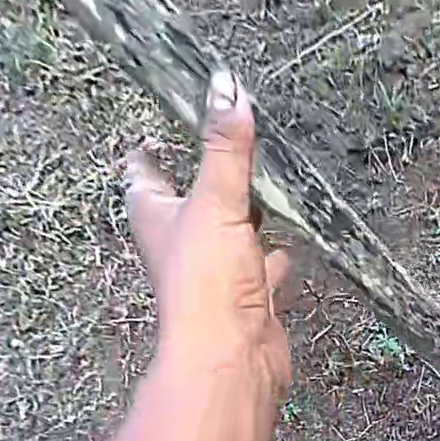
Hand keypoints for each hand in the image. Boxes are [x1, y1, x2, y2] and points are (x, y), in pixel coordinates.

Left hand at [123, 69, 291, 399]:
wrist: (234, 356)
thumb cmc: (208, 280)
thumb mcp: (215, 202)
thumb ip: (225, 149)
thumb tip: (227, 85)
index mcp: (157, 216)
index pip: (144, 171)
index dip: (152, 146)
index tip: (168, 120)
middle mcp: (184, 244)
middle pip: (193, 201)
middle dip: (210, 177)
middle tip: (235, 144)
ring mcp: (218, 275)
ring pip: (232, 235)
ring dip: (248, 216)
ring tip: (273, 186)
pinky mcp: (251, 299)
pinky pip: (264, 269)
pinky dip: (278, 256)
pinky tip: (295, 242)